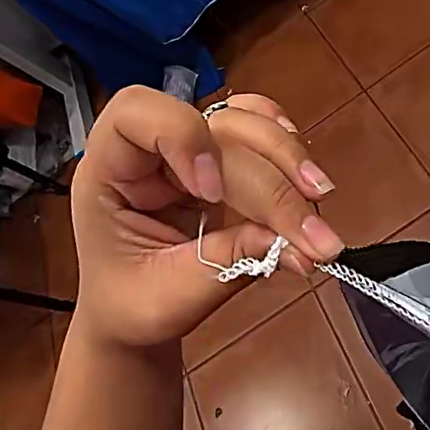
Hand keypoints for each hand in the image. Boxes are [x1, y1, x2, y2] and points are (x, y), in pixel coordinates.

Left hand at [69, 87, 344, 350]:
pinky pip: (260, 133)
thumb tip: (291, 243)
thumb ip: (222, 266)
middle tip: (311, 234)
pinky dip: (287, 148)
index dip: (180, 136)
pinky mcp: (226, 164)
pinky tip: (306, 175)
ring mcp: (193, 152)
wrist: (133, 315)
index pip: (134, 114)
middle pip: (217, 129)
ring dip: (289, 160)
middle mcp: (153, 151)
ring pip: (247, 124)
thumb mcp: (165, 297)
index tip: (210, 193)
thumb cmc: (130, 307)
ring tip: (320, 203)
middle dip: (269, 180)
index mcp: (109, 172)